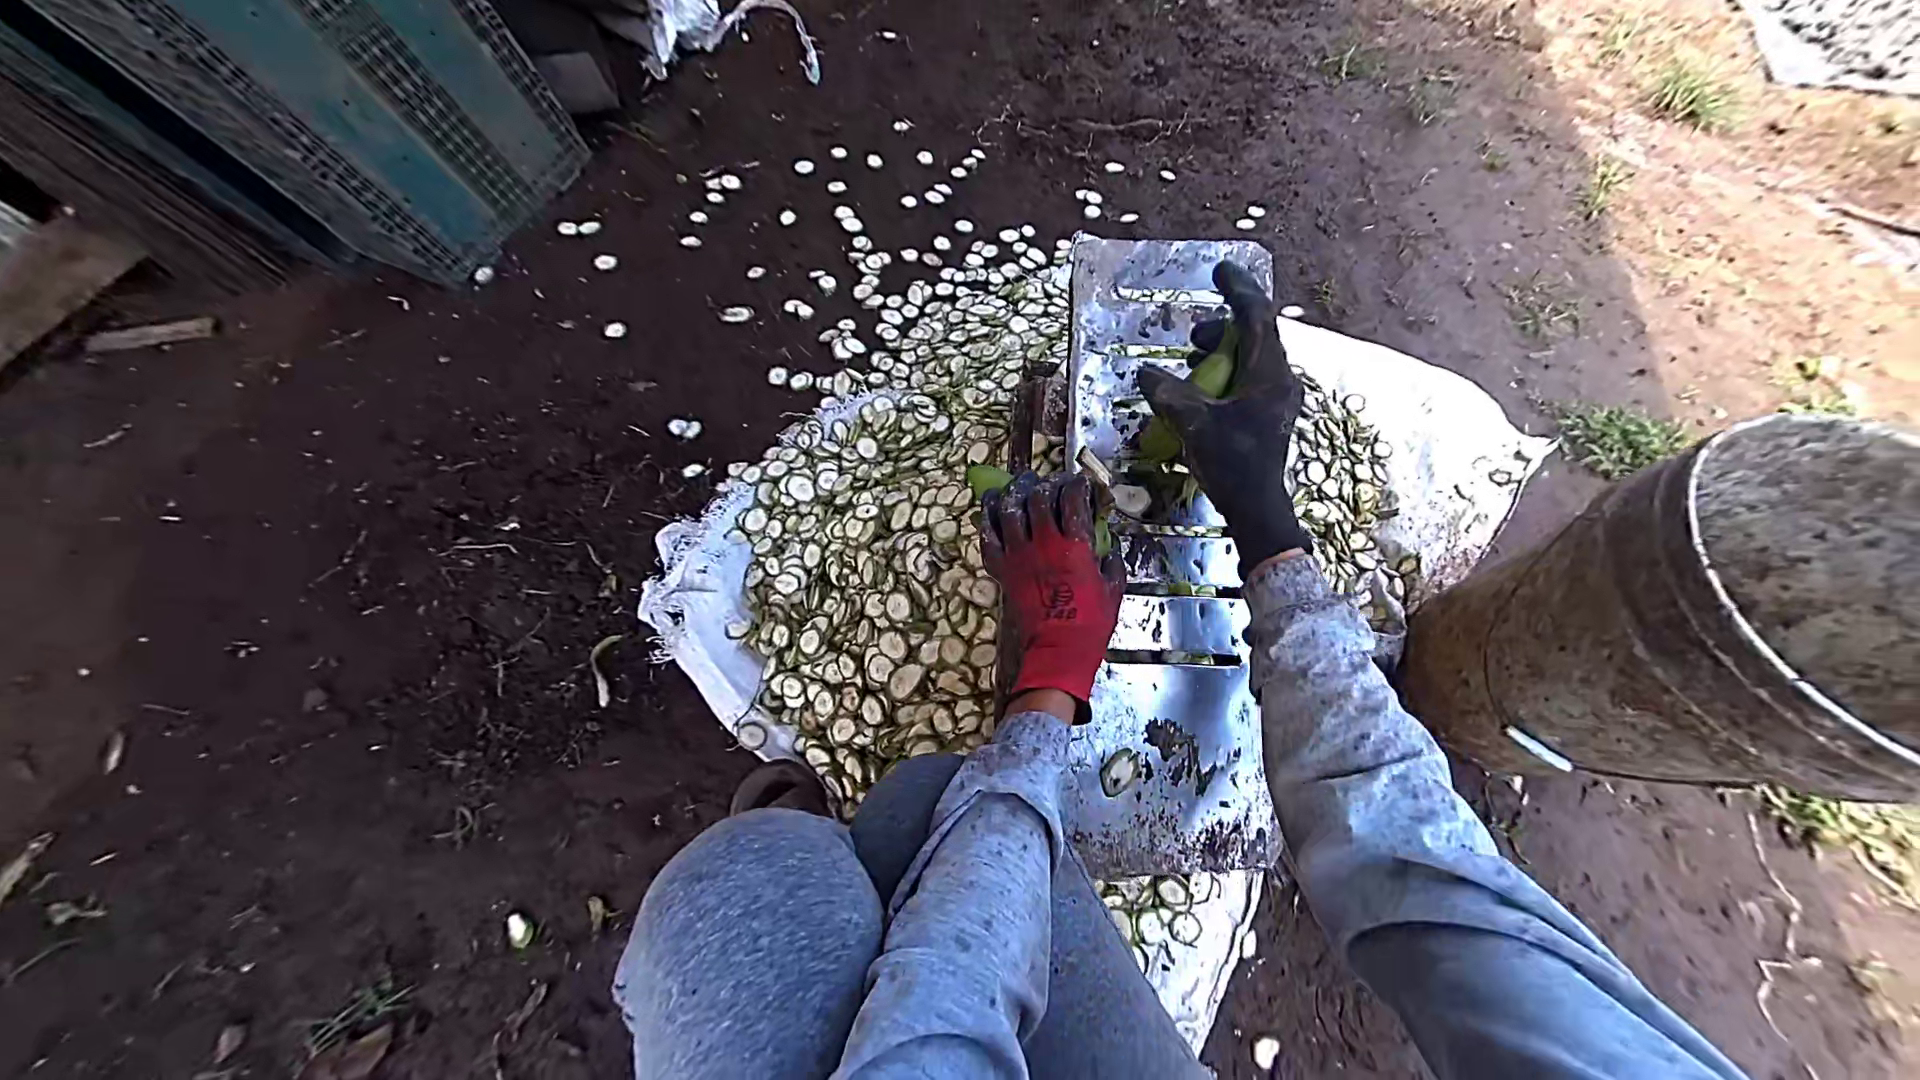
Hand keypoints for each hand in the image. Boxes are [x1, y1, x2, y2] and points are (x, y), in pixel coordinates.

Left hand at [979, 472, 1124, 717]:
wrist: (1059, 648)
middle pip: (1036, 497)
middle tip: (1048, 483)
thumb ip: (1110, 560)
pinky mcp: (1001, 568)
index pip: (1071, 497)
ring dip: (1013, 492)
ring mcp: (1017, 554)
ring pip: (1007, 509)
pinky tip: (990, 505)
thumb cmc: (1090, 621)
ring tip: (1019, 485)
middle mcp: (1042, 542)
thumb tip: (1106, 546)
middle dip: (1044, 484)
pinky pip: (987, 535)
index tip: (1080, 483)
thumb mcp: (1114, 587)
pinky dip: (987, 517)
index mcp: (1074, 544)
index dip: (1076, 483)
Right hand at [1137, 261, 1311, 573]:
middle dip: (1220, 331)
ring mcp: (1274, 400)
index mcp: (1269, 374)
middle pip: (1252, 337)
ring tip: (1190, 367)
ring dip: (1218, 356)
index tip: (1220, 269)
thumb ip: (1169, 395)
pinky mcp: (1265, 417)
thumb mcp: (1195, 424)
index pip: (1256, 317)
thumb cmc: (1233, 464)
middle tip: (1191, 338)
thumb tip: (1145, 374)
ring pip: (1248, 361)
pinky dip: (1222, 378)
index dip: (1238, 290)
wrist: (1256, 507)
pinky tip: (1200, 393)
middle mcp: (1278, 380)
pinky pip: (1244, 382)